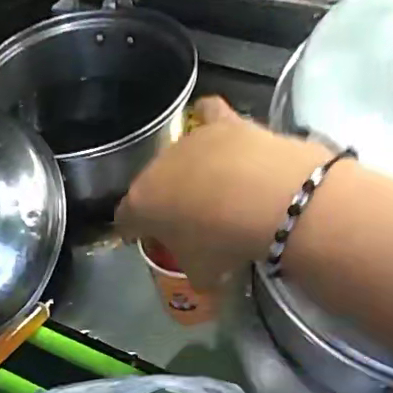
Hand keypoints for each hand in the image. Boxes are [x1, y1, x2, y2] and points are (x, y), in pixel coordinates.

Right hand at [116, 96, 329, 290]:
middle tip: (186, 223)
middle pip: (152, 185)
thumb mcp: (202, 274)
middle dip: (164, 202)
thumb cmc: (222, 244)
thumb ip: (192, 273)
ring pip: (179, 156)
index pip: (125, 218)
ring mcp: (188, 140)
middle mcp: (156, 167)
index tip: (145, 239)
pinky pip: (206, 114)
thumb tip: (201, 278)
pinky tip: (217, 131)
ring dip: (189, 172)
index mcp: (141, 205)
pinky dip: (208, 120)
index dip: (133, 231)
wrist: (267, 201)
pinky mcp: (222, 122)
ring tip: (211, 189)